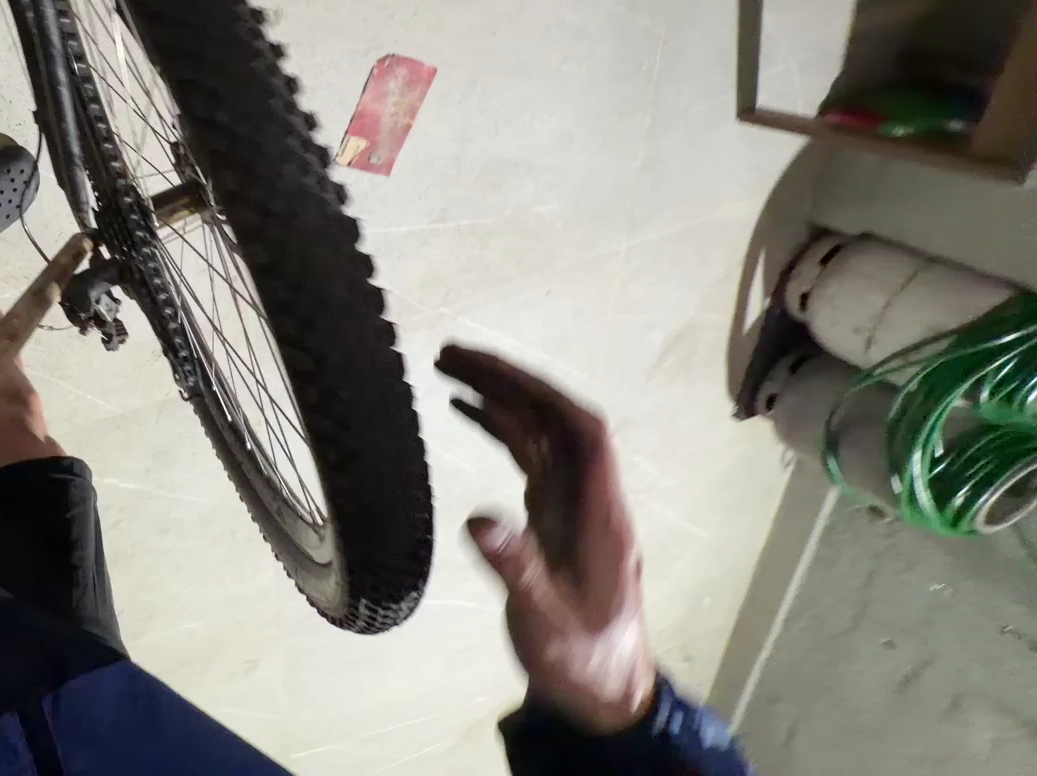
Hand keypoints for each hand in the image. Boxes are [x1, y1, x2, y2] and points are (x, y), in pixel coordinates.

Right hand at [437, 345, 657, 734]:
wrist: (601, 692)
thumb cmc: (580, 658)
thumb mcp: (547, 620)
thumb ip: (516, 568)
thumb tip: (476, 519)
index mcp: (601, 513)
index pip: (583, 431)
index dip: (539, 391)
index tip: (486, 367)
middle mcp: (589, 496)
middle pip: (554, 418)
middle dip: (508, 380)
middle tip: (449, 353)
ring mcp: (569, 501)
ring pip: (537, 430)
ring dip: (497, 394)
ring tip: (445, 367)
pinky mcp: (549, 510)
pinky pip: (523, 451)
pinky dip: (493, 423)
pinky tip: (461, 407)